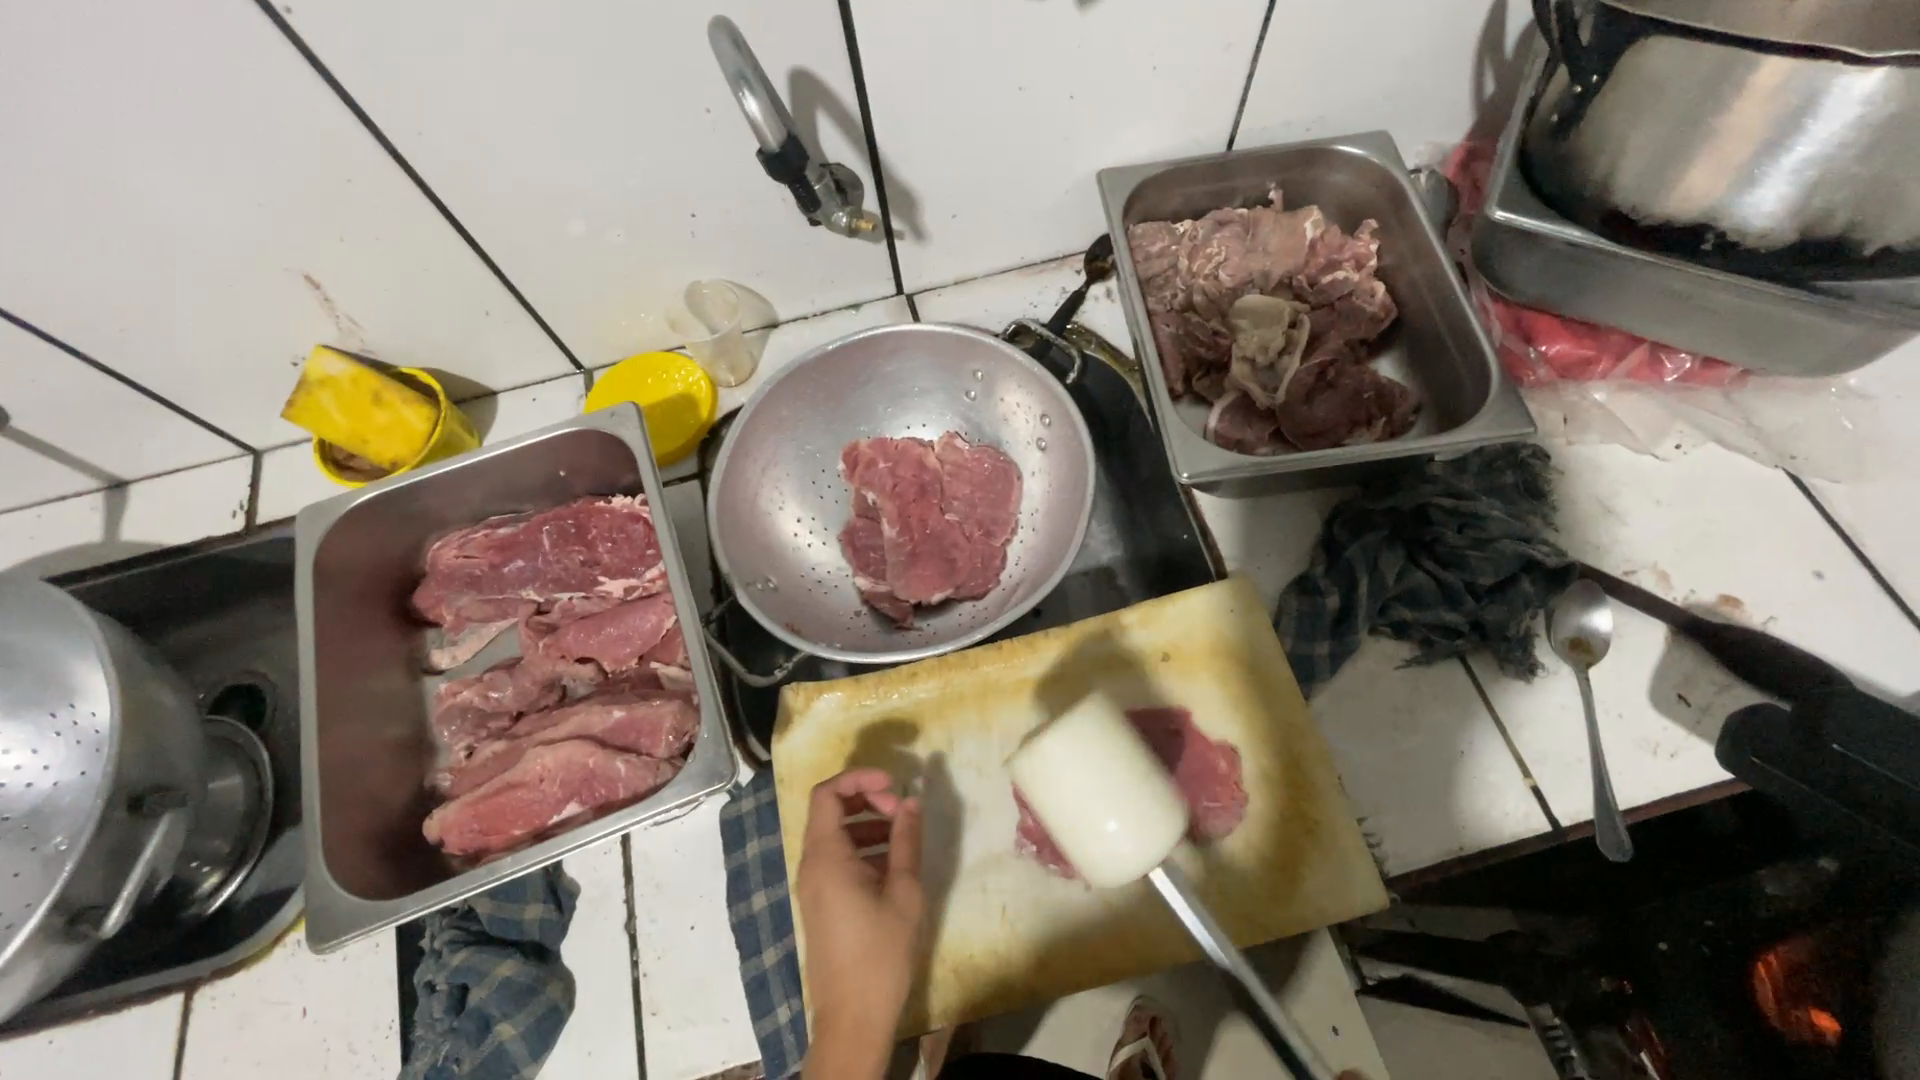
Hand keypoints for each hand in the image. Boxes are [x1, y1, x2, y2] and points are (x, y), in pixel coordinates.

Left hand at [797, 769, 924, 1079]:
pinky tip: (894, 863)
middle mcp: (812, 864)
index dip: (859, 777)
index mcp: (826, 856)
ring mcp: (814, 883)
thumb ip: (906, 840)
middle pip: (831, 809)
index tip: (893, 783)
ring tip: (904, 835)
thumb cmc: (880, 952)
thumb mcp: (904, 890)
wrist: (853, 1016)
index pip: (828, 793)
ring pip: (837, 833)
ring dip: (869, 822)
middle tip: (901, 810)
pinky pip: (838, 857)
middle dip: (867, 798)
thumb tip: (911, 800)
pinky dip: (864, 847)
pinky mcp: (822, 900)